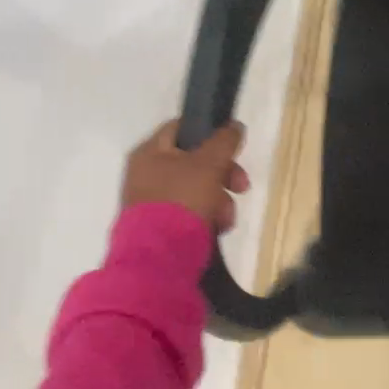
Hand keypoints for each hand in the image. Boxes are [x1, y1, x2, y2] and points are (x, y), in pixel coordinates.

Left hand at [121, 119, 250, 231]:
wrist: (158, 261)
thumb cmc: (182, 200)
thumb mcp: (210, 163)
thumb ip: (225, 140)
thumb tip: (234, 126)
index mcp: (150, 152)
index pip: (182, 127)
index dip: (209, 131)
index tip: (232, 146)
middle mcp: (146, 174)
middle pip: (195, 160)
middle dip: (224, 173)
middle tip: (242, 186)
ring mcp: (151, 202)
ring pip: (196, 187)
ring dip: (220, 198)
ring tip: (227, 217)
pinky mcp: (159, 227)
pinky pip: (189, 211)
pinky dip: (207, 215)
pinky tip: (219, 227)